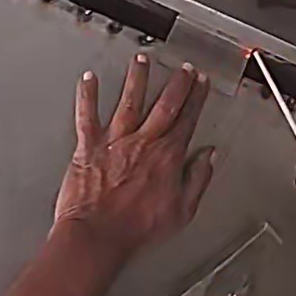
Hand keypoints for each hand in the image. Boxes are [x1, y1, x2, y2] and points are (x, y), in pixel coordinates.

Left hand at [53, 53, 215, 262]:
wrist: (98, 236)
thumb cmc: (136, 228)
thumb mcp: (182, 211)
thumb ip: (197, 179)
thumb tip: (208, 158)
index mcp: (167, 156)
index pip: (187, 119)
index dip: (196, 98)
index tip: (201, 84)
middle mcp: (143, 142)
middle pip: (165, 104)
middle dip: (177, 83)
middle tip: (183, 68)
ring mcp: (115, 141)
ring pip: (129, 101)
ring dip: (137, 78)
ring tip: (142, 60)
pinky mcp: (88, 147)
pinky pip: (87, 115)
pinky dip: (87, 96)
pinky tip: (88, 79)